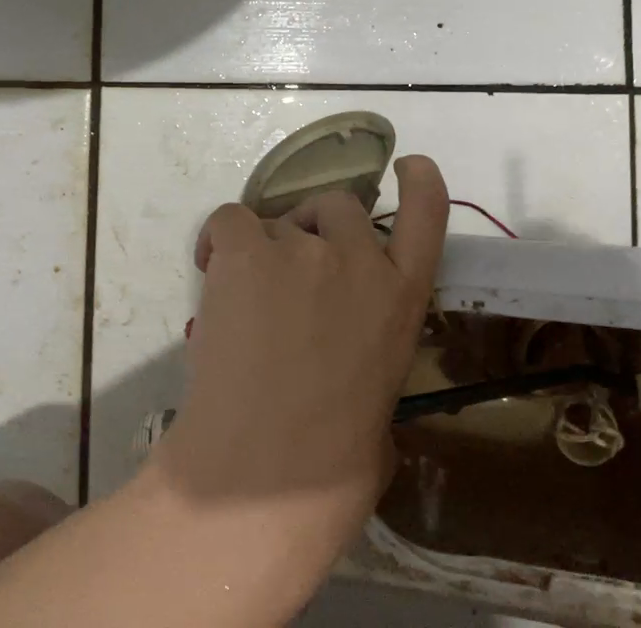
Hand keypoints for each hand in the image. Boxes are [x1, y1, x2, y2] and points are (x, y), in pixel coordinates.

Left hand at [155, 156, 449, 547]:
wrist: (265, 473)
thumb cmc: (334, 465)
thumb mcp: (384, 409)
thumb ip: (374, 369)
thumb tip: (357, 395)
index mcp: (403, 299)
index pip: (428, 212)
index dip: (418, 180)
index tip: (406, 166)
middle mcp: (359, 260)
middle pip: (337, 206)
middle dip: (314, 228)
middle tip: (289, 273)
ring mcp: (304, 252)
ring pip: (280, 218)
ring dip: (266, 247)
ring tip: (244, 299)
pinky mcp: (249, 254)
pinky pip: (232, 219)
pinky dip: (222, 241)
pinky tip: (212, 273)